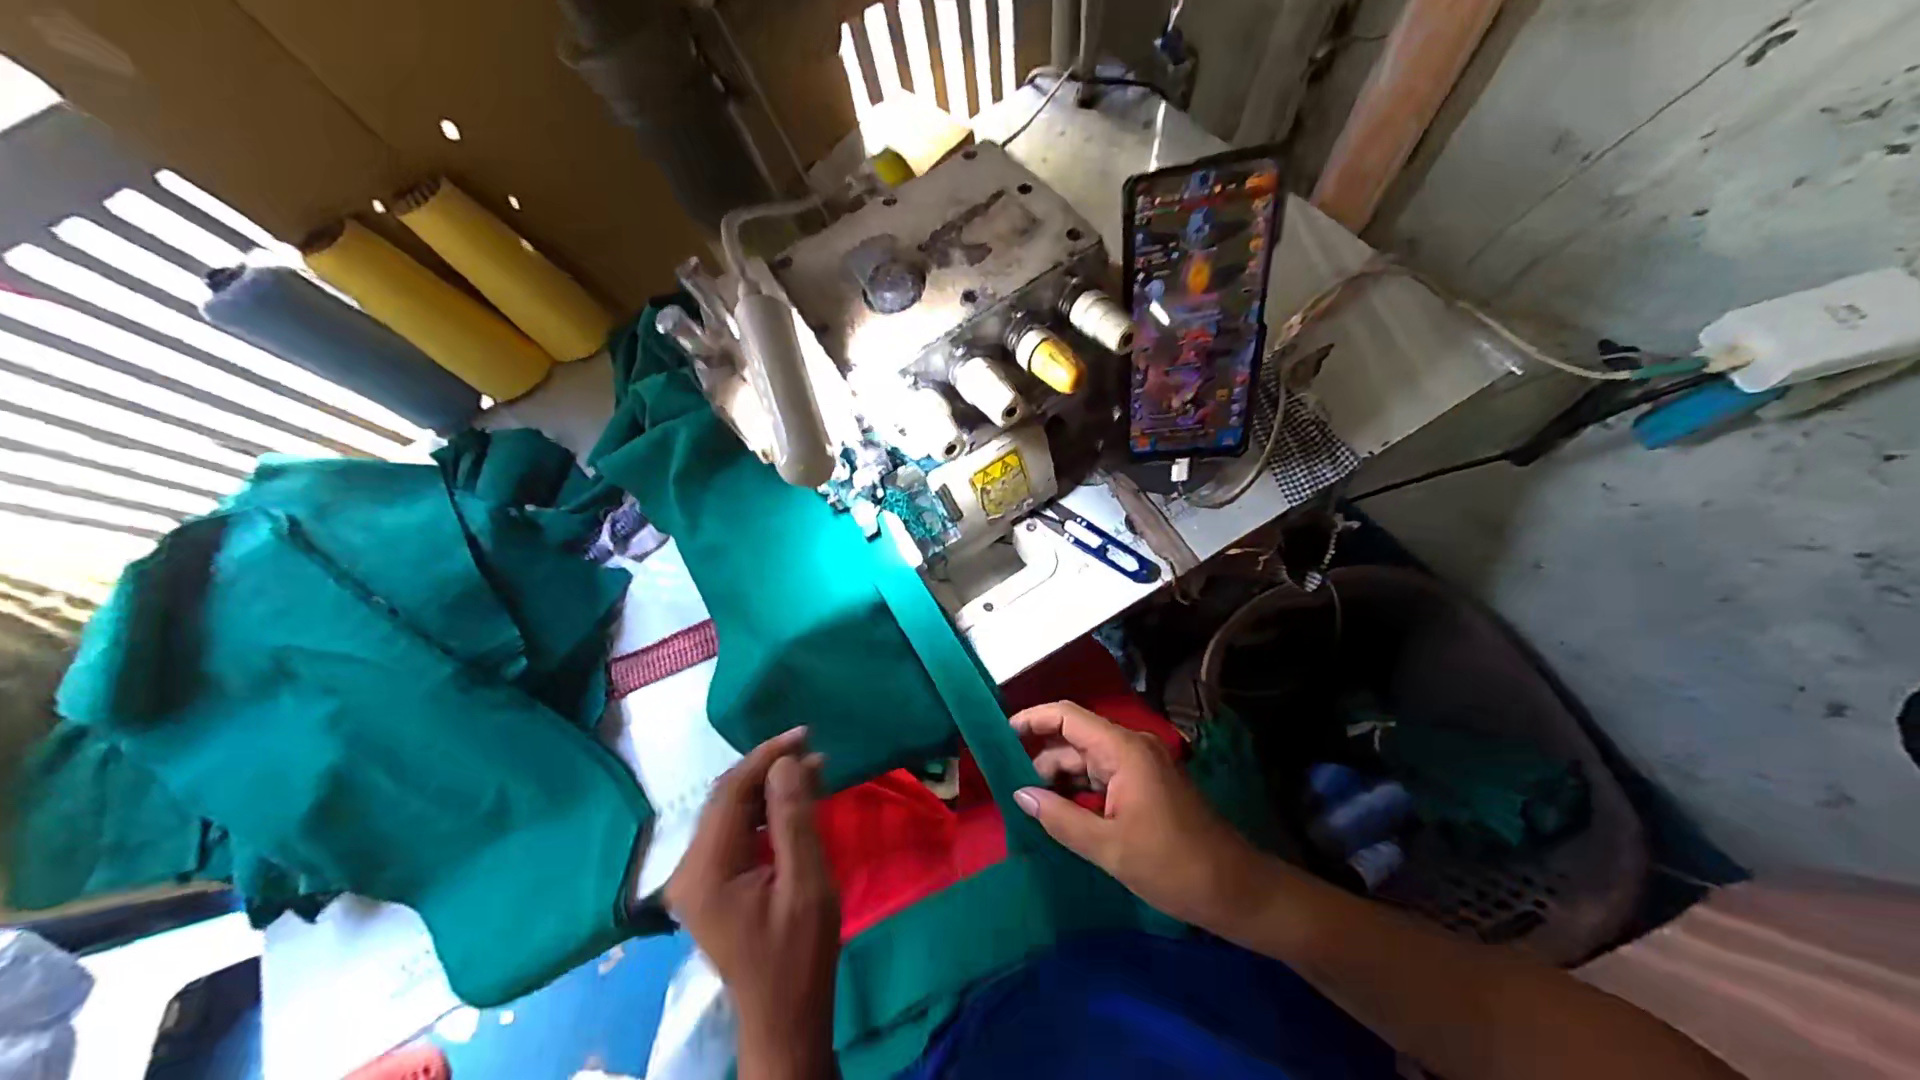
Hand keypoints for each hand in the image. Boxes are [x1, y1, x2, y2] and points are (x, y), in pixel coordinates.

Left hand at [665, 727, 838, 1079]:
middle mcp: (689, 869)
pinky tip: (794, 804)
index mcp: (705, 869)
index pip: (731, 792)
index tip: (805, 734)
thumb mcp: (806, 885)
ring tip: (811, 770)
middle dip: (769, 769)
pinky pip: (735, 833)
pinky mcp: (710, 885)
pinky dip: (765, 813)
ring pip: (732, 813)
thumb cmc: (798, 955)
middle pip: (727, 799)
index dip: (767, 756)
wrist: (784, 1017)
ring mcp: (696, 879)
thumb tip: (786, 762)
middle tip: (812, 749)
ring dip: (769, 789)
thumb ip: (794, 820)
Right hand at [1010, 702, 1264, 931]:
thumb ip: (1060, 818)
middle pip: (1073, 740)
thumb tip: (1019, 794)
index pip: (1067, 716)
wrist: (1236, 890)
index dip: (1032, 720)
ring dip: (1059, 780)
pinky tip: (1060, 815)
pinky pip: (1102, 778)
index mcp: (1123, 750)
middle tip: (1010, 790)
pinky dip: (1079, 792)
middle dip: (1040, 760)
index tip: (1000, 736)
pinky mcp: (1145, 787)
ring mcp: (1140, 767)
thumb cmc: (1173, 865)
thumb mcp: (1109, 847)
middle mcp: (1130, 749)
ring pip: (1086, 761)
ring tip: (1029, 807)